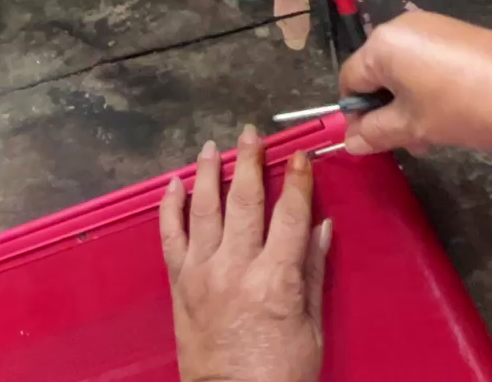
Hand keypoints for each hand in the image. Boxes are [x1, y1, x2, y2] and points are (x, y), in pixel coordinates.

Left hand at [159, 126, 331, 381]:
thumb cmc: (281, 374)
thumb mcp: (311, 328)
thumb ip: (312, 272)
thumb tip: (321, 226)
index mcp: (275, 280)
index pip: (288, 216)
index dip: (296, 182)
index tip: (299, 156)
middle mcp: (235, 267)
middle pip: (244, 201)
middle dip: (249, 162)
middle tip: (251, 134)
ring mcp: (202, 271)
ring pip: (203, 208)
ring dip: (209, 172)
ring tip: (212, 147)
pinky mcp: (179, 280)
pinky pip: (170, 234)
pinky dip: (171, 205)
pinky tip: (175, 183)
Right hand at [339, 10, 491, 159]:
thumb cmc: (468, 110)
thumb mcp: (417, 127)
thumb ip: (377, 133)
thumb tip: (350, 143)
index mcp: (381, 44)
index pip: (350, 80)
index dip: (356, 114)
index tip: (373, 142)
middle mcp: (401, 27)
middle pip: (376, 71)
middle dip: (386, 108)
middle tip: (412, 142)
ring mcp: (433, 26)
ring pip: (404, 67)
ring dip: (409, 100)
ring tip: (437, 131)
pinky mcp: (460, 32)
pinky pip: (429, 60)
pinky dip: (431, 86)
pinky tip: (458, 110)